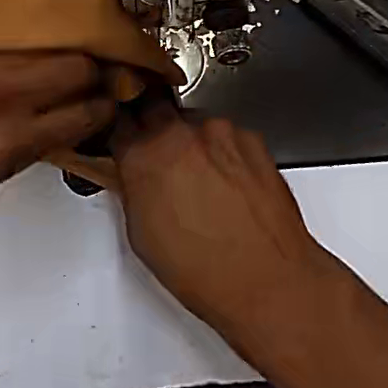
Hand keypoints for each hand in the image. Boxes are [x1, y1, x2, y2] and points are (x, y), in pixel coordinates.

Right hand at [111, 101, 335, 331]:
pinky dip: (224, 152)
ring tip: (200, 184)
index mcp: (144, 155)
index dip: (119, 130)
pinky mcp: (252, 138)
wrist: (268, 280)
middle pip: (155, 106)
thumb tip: (134, 181)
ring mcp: (219, 133)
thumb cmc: (208, 271)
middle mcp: (181, 135)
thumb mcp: (142, 237)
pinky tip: (228, 186)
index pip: (118, 122)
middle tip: (158, 155)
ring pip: (195, 122)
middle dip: (152, 124)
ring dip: (192, 142)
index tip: (123, 139)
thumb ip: (132, 191)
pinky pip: (229, 136)